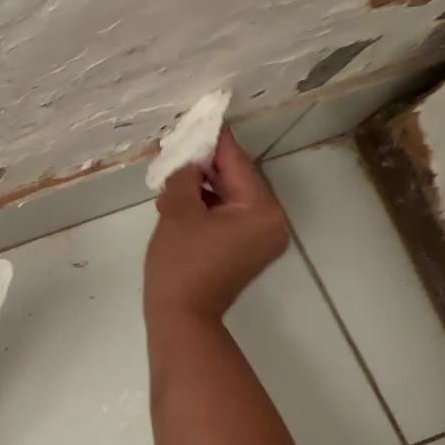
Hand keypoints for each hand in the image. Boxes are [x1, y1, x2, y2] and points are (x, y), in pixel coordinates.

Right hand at [144, 128, 290, 320]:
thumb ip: (186, 177)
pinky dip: (207, 214)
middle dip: (206, 173)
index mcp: (263, 211)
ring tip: (172, 190)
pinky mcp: (246, 256)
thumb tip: (190, 160)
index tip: (202, 124)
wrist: (180, 320)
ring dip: (203, 194)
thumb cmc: (180, 267)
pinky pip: (229, 223)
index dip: (216, 145)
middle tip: (178, 160)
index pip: (238, 166)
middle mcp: (272, 224)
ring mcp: (261, 243)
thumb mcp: (178, 213)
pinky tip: (182, 210)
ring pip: (231, 204)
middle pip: (237, 185)